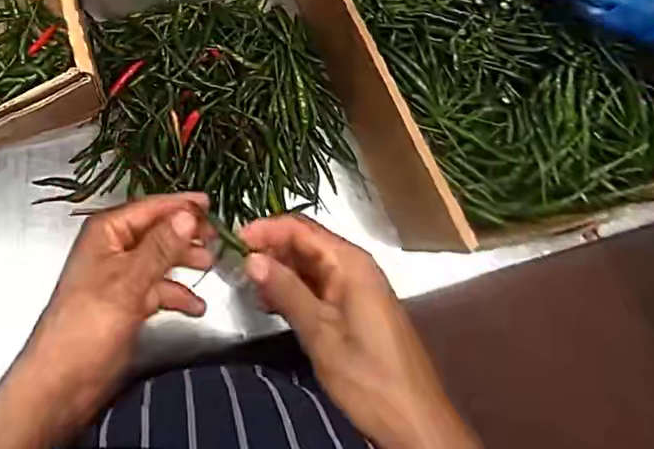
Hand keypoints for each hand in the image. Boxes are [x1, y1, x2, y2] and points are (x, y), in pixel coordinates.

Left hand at [0, 194, 214, 448]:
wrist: (62, 384)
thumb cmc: (86, 324)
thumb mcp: (128, 281)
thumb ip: (160, 247)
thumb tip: (187, 215)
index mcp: (107, 231)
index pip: (150, 208)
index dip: (180, 205)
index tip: (208, 204)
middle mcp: (114, 247)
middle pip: (157, 231)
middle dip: (185, 234)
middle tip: (215, 236)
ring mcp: (120, 276)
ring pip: (159, 259)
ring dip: (184, 262)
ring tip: (209, 264)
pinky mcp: (126, 303)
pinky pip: (157, 289)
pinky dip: (176, 294)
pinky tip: (195, 305)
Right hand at [240, 215, 478, 448]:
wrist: (417, 425)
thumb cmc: (371, 379)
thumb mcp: (321, 334)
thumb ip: (286, 291)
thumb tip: (252, 258)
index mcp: (350, 262)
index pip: (300, 228)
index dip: (266, 229)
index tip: (236, 239)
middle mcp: (354, 265)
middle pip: (305, 242)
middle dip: (271, 249)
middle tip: (238, 264)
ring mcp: (356, 286)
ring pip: (309, 264)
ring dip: (280, 270)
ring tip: (249, 285)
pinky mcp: (355, 308)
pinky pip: (318, 285)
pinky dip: (294, 289)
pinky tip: (273, 303)